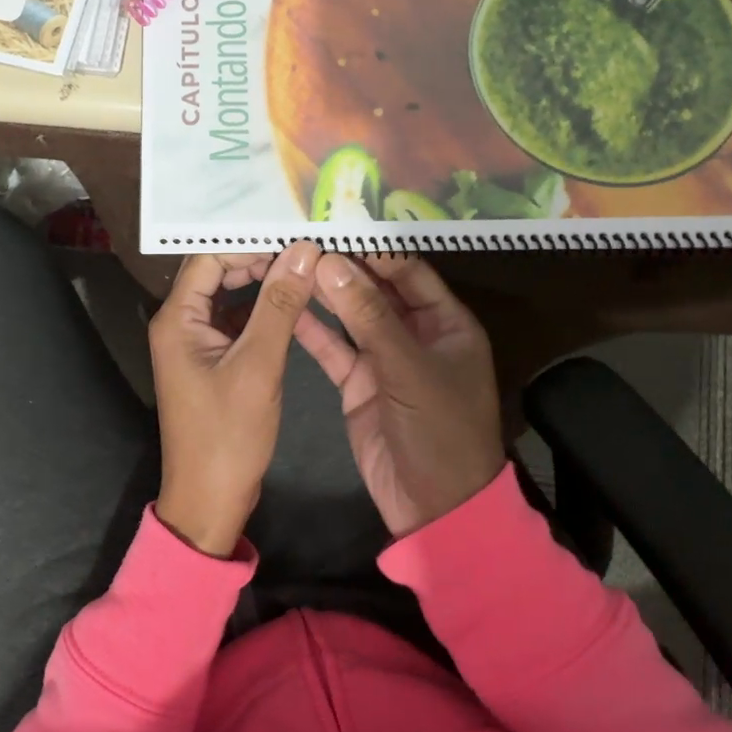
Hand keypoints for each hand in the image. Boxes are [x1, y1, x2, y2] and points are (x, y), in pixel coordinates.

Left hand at [149, 242, 320, 556]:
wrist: (209, 500)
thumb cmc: (228, 435)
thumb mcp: (258, 366)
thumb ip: (278, 306)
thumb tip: (302, 250)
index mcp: (176, 319)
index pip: (208, 257)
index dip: (248, 244)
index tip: (293, 238)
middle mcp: (178, 323)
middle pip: (214, 272)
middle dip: (256, 258)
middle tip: (303, 250)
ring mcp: (193, 342)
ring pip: (226, 296)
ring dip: (260, 283)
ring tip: (303, 268)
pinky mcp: (210, 360)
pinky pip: (233, 320)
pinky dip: (259, 310)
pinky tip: (291, 303)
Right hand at [294, 255, 504, 537]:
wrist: (435, 506)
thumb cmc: (440, 429)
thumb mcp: (408, 368)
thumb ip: (368, 315)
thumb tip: (332, 262)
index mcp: (447, 323)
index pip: (408, 271)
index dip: (373, 249)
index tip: (333, 224)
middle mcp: (416, 335)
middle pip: (376, 290)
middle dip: (342, 268)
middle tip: (301, 239)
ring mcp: (385, 360)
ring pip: (350, 317)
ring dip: (324, 295)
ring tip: (287, 264)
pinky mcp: (358, 384)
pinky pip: (334, 349)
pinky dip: (312, 331)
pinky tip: (285, 308)